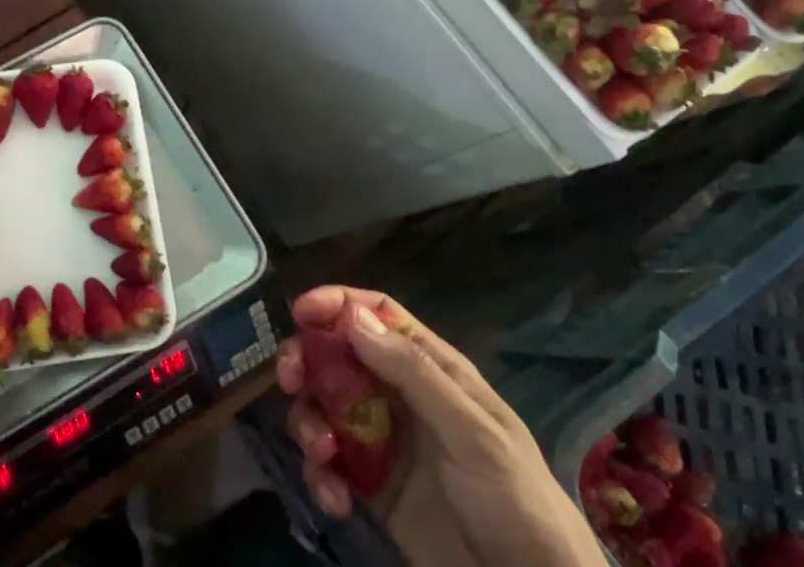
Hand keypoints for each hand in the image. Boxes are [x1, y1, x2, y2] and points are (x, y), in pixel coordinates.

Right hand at [277, 287, 607, 566]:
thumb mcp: (472, 432)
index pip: (379, 316)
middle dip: (304, 362)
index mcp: (431, 371)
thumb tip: (353, 317)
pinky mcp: (369, 485)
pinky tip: (336, 500)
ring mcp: (382, 441)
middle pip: (336, 357)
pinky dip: (320, 476)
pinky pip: (327, 464)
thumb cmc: (516, 499)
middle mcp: (400, 396)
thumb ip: (414, 374)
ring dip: (308, 424)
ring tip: (320, 455)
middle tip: (288, 380)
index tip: (299, 312)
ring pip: (322, 408)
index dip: (337, 304)